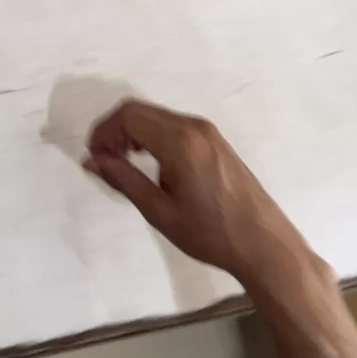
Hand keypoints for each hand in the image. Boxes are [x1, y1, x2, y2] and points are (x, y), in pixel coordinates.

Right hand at [83, 99, 303, 283]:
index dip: (103, 132)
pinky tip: (148, 161)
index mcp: (180, 142)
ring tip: (122, 163)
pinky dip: (151, 135)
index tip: (93, 157)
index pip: (128, 116)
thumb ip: (122, 180)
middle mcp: (194, 127)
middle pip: (139, 110)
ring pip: (155, 116)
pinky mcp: (215, 141)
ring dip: (131, 132)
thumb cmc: (210, 234)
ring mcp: (208, 132)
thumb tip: (91, 160)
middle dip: (114, 130)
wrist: (265, 246)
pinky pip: (172, 125)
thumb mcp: (159, 211)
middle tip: (103, 160)